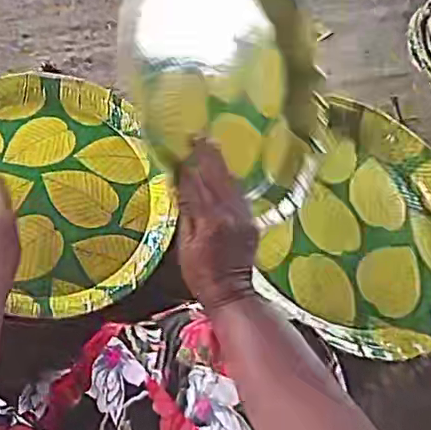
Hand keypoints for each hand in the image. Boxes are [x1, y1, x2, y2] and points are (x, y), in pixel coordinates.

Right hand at [175, 140, 258, 309]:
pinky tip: (222, 172)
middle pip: (217, 176)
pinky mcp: (252, 220)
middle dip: (206, 155)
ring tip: (208, 146)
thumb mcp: (184, 245)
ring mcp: (244, 215)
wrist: (232, 292)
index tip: (178, 150)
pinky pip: (239, 193)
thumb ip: (185, 212)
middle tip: (197, 137)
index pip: (195, 185)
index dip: (186, 167)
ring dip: (219, 163)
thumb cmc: (200, 274)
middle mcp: (230, 213)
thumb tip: (179, 184)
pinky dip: (229, 180)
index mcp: (210, 220)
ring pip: (231, 181)